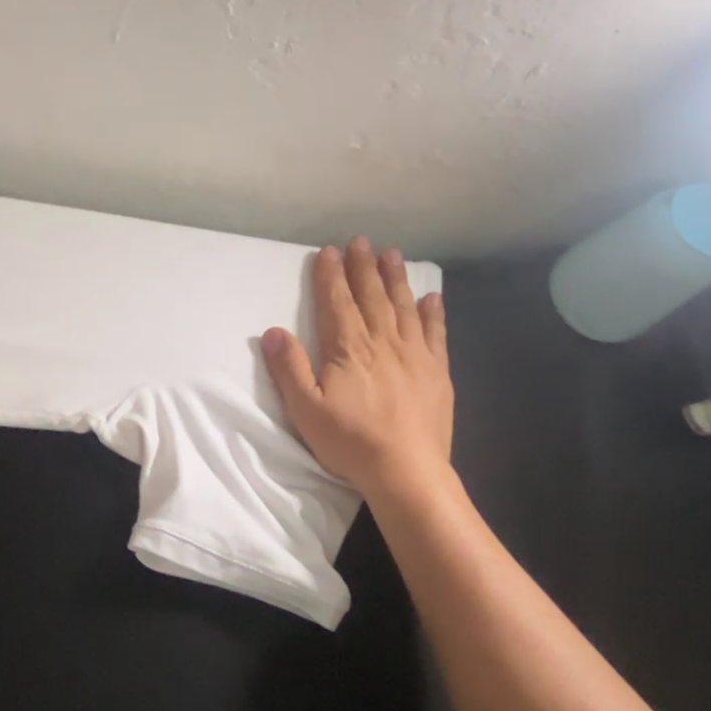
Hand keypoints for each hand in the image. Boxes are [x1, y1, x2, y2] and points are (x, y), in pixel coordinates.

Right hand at [262, 236, 452, 499]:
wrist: (405, 468)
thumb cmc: (349, 442)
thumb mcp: (305, 410)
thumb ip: (289, 369)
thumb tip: (272, 332)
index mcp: (348, 349)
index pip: (336, 303)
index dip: (330, 276)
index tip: (327, 251)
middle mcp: (383, 342)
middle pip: (372, 296)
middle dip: (363, 267)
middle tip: (360, 241)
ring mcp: (415, 354)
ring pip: (403, 306)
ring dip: (395, 279)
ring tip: (391, 255)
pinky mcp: (437, 372)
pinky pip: (435, 333)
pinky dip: (432, 312)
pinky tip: (431, 298)